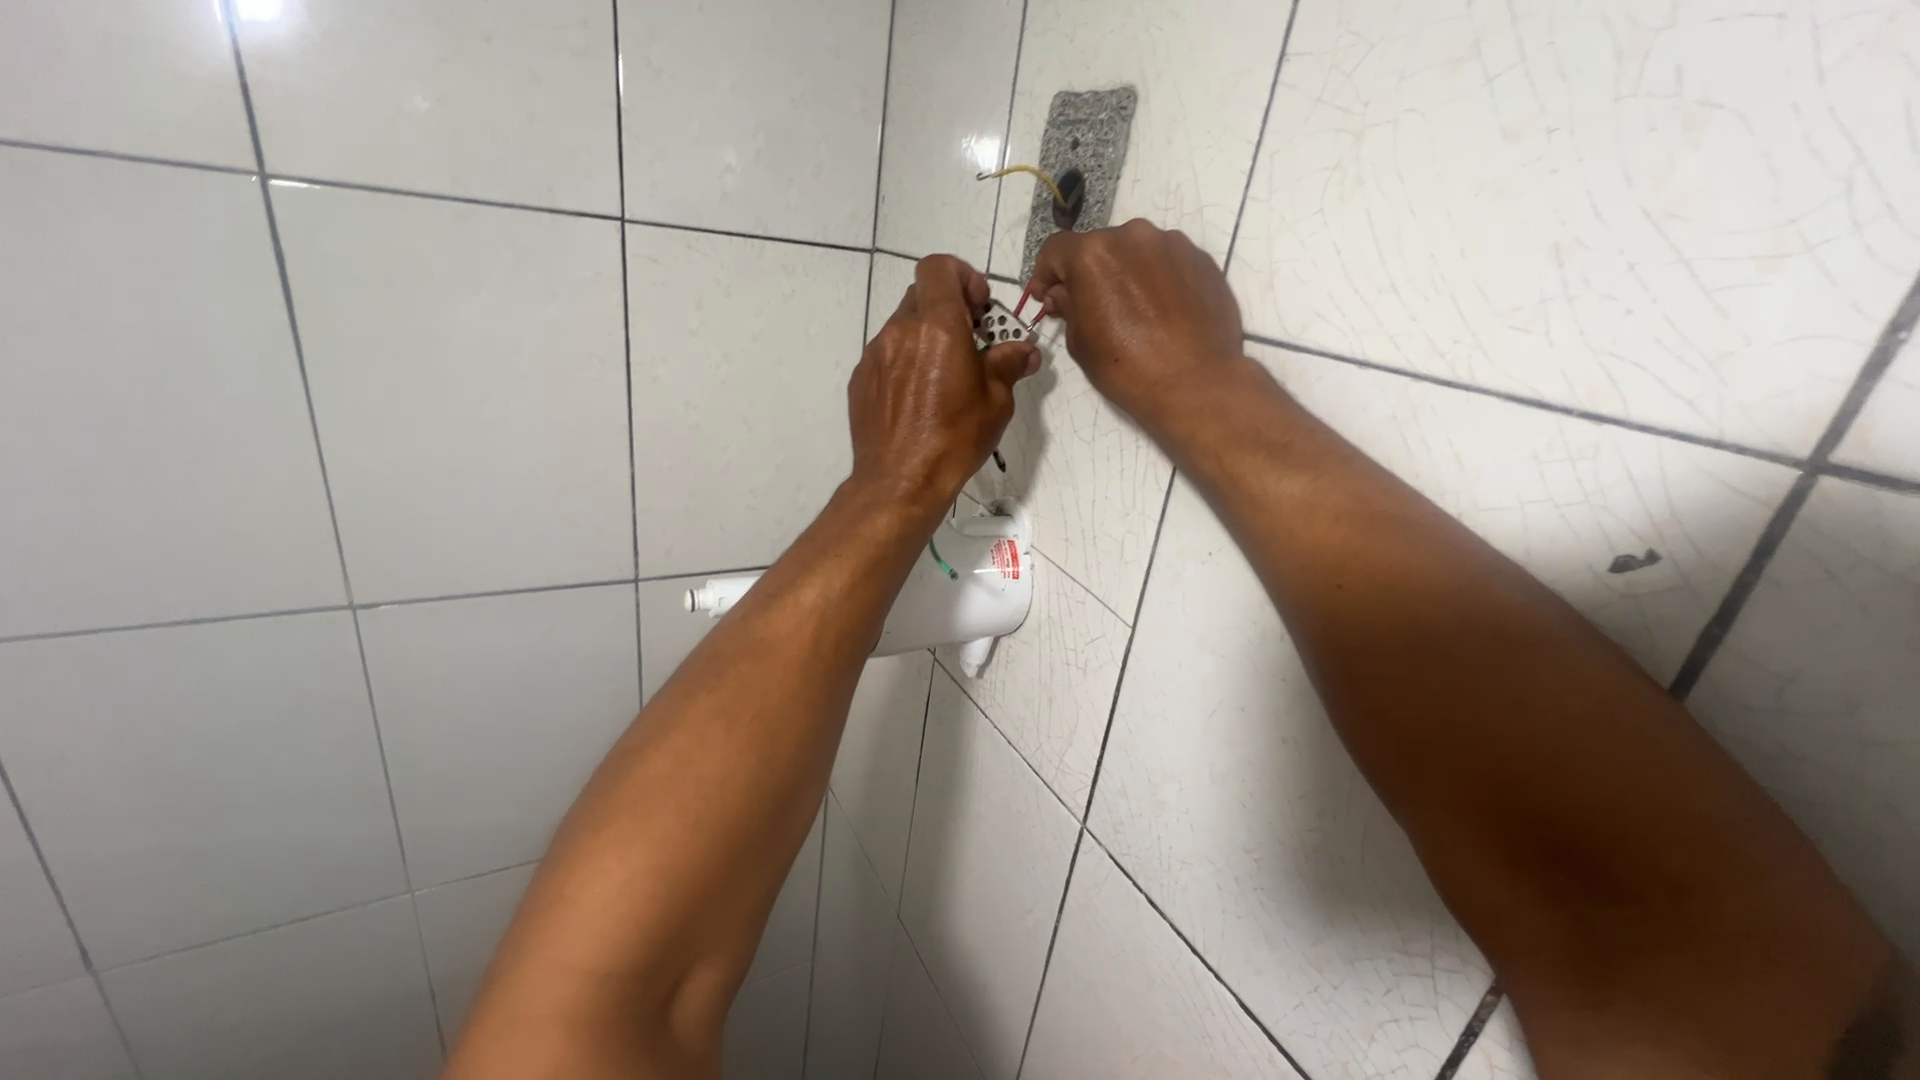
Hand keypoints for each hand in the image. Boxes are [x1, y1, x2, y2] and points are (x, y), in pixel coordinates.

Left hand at [847, 255, 1039, 521]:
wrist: (900, 482)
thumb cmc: (954, 439)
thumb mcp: (996, 402)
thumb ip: (1008, 364)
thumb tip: (1024, 351)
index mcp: (937, 327)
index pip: (939, 268)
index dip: (961, 276)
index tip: (978, 307)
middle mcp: (900, 332)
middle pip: (921, 295)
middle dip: (947, 308)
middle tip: (968, 342)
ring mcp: (875, 356)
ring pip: (902, 326)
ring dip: (925, 337)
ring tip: (943, 376)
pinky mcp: (861, 380)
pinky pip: (886, 356)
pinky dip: (905, 362)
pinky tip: (919, 398)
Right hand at [1028, 219, 1248, 437]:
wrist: (1195, 383)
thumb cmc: (1127, 367)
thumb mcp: (1080, 343)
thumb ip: (1067, 307)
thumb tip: (1063, 294)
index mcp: (1093, 254)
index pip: (1055, 250)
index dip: (1045, 274)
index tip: (1046, 298)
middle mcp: (1133, 236)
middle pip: (1099, 247)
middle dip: (1089, 274)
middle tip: (1091, 307)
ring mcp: (1172, 244)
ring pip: (1136, 252)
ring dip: (1126, 273)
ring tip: (1133, 311)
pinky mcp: (1201, 259)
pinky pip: (1167, 263)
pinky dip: (1157, 280)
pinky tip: (1161, 312)